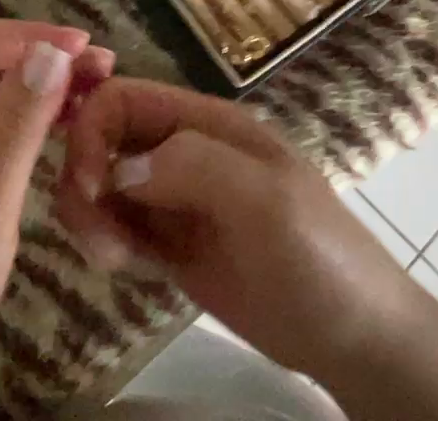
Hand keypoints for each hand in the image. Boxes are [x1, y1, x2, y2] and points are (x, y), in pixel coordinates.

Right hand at [54, 77, 416, 370]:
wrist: (355, 340)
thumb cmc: (319, 256)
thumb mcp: (268, 199)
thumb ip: (195, 165)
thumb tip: (119, 171)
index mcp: (205, 122)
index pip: (121, 97)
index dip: (92, 130)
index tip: (91, 185)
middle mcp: (180, 150)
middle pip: (101, 139)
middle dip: (82, 178)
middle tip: (96, 232)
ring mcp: (172, 198)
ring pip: (100, 185)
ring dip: (88, 215)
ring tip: (111, 257)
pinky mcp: (167, 244)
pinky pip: (113, 227)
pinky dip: (102, 241)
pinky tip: (122, 267)